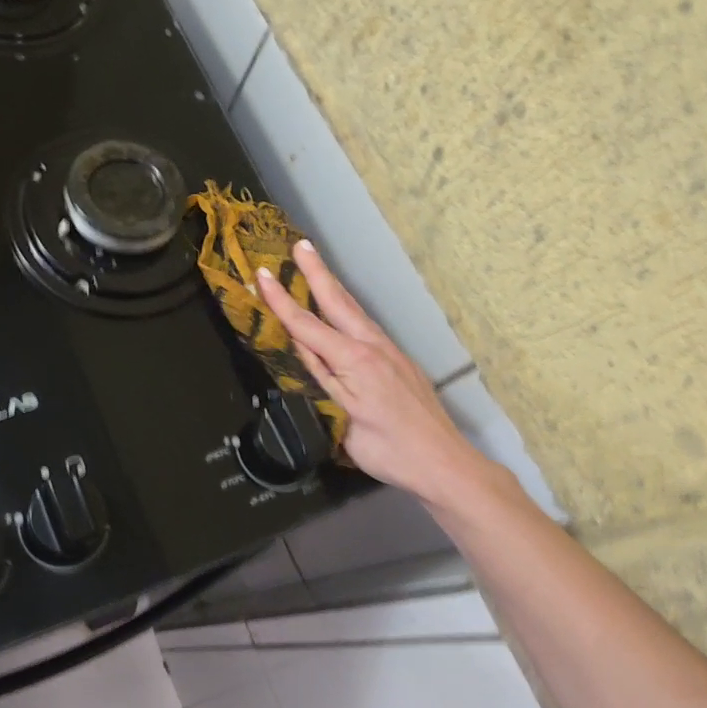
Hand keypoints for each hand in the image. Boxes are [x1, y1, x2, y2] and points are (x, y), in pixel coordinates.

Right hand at [256, 240, 504, 507]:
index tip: (261, 273)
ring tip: (318, 268)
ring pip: (355, 312)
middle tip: (300, 244)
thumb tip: (303, 347)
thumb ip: (323, 380)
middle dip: (316, 273)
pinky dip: (349, 309)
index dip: (281, 300)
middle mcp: (373, 347)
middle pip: (337, 303)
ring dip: (333, 287)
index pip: (307, 325)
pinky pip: (366, 326)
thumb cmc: (389, 450)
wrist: (444, 463)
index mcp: (354, 360)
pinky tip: (346, 313)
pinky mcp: (399, 362)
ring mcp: (390, 352)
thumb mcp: (344, 419)